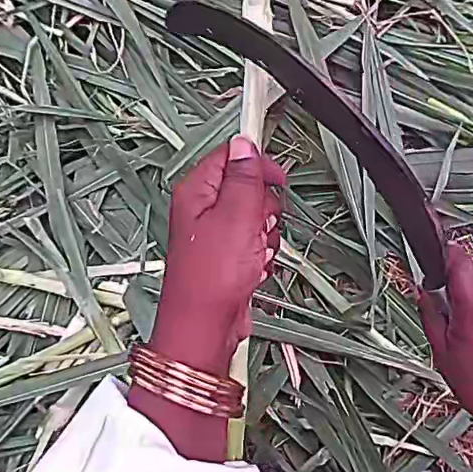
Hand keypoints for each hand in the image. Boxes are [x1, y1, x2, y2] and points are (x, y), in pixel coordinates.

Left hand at [150, 137, 285, 375]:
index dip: (256, 163)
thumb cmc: (212, 276)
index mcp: (196, 192)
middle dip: (263, 207)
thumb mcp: (235, 216)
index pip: (229, 156)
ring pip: (255, 218)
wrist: (207, 325)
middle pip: (247, 188)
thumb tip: (244, 145)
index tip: (276, 177)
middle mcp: (201, 211)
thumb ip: (244, 177)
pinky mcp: (227, 257)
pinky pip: (255, 243)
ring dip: (265, 234)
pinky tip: (254, 266)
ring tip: (255, 250)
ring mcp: (215, 235)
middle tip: (258, 224)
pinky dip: (261, 254)